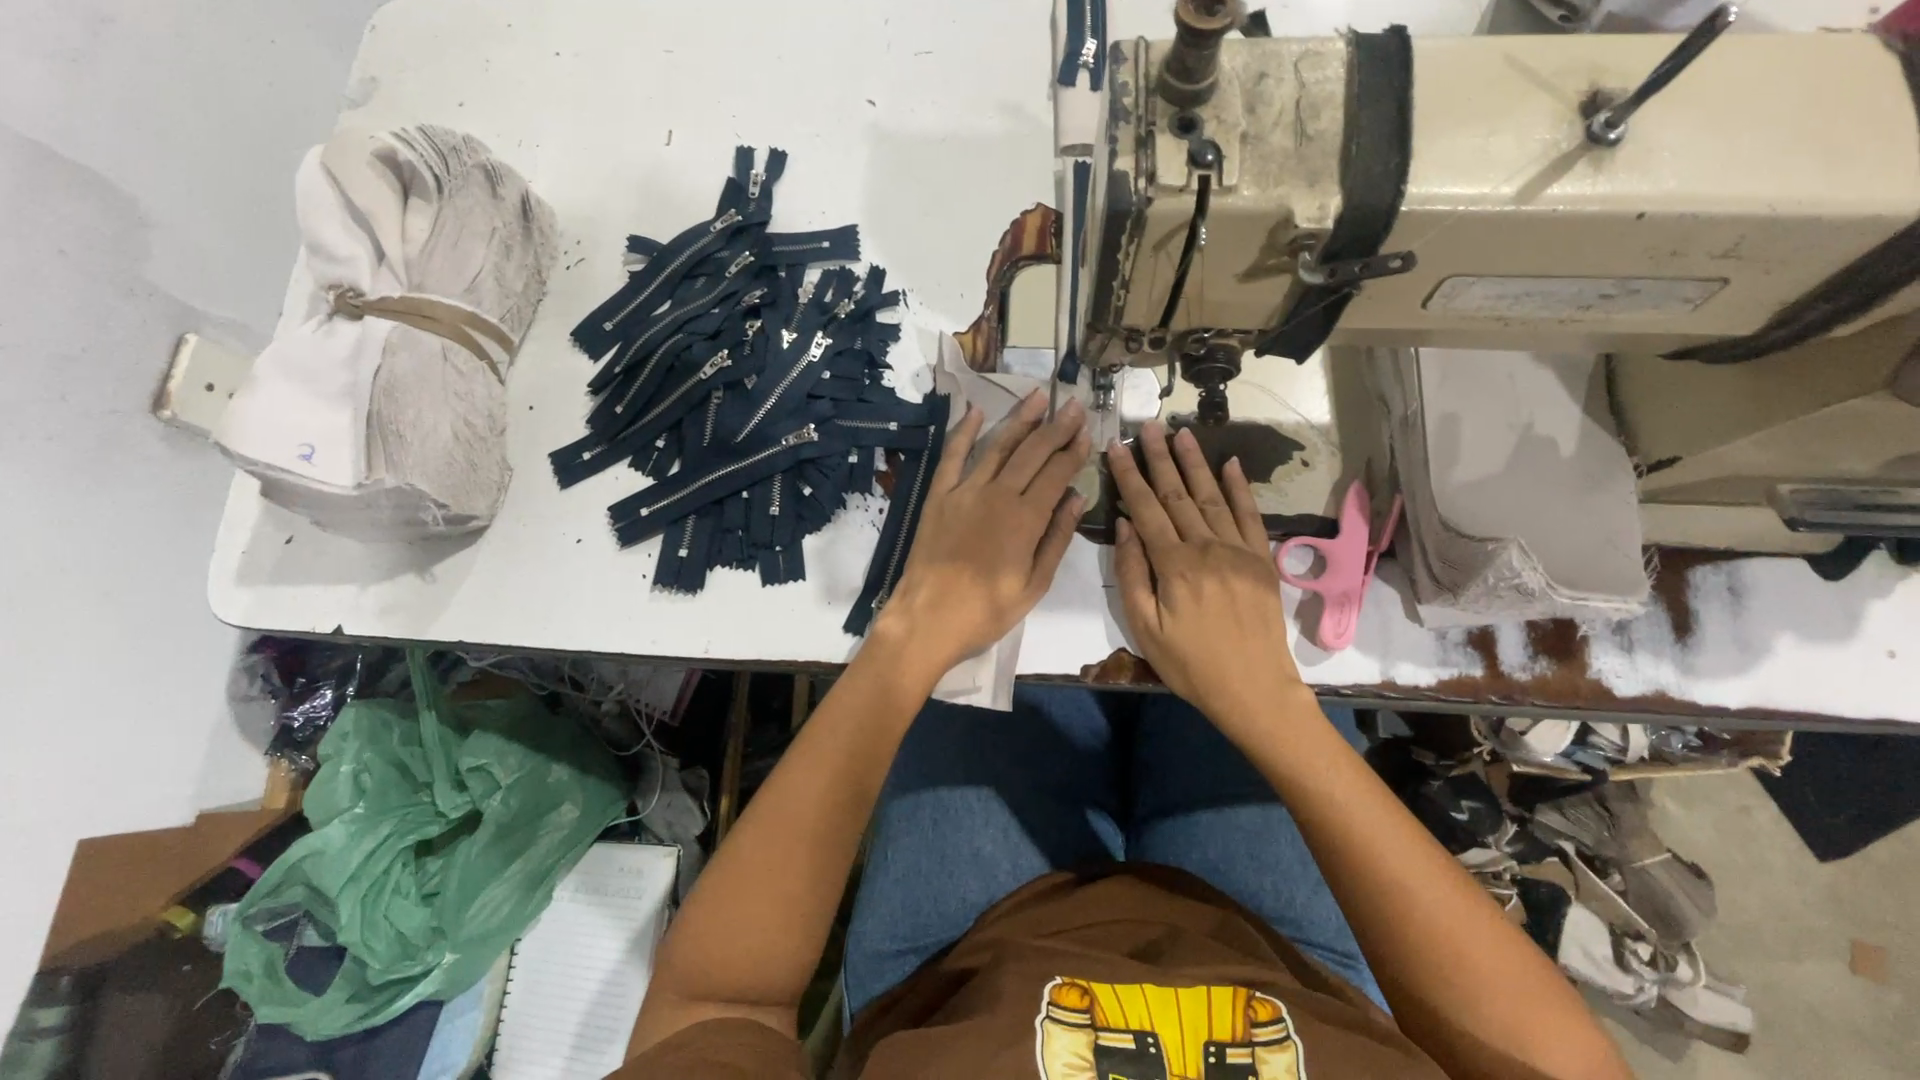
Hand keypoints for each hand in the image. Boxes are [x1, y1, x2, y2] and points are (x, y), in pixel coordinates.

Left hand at [872, 390, 1089, 681]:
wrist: (928, 618)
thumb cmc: (986, 611)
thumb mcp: (1034, 585)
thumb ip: (1057, 538)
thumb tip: (1077, 498)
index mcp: (1026, 519)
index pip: (1057, 473)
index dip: (1074, 451)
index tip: (1088, 432)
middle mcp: (998, 495)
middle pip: (1032, 452)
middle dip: (1056, 427)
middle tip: (1073, 405)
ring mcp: (964, 491)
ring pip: (997, 446)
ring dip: (1019, 420)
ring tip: (1038, 397)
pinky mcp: (938, 496)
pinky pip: (952, 456)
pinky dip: (964, 432)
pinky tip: (975, 411)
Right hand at [1107, 422, 1307, 727]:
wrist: (1253, 688)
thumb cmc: (1189, 665)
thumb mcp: (1145, 628)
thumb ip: (1132, 575)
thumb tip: (1125, 528)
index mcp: (1174, 565)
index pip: (1147, 509)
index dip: (1129, 476)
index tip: (1116, 446)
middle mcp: (1207, 548)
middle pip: (1178, 494)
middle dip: (1160, 458)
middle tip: (1149, 426)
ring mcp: (1239, 551)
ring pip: (1212, 497)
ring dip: (1196, 464)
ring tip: (1182, 434)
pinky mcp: (1262, 561)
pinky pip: (1251, 516)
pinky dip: (1240, 488)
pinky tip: (1231, 465)